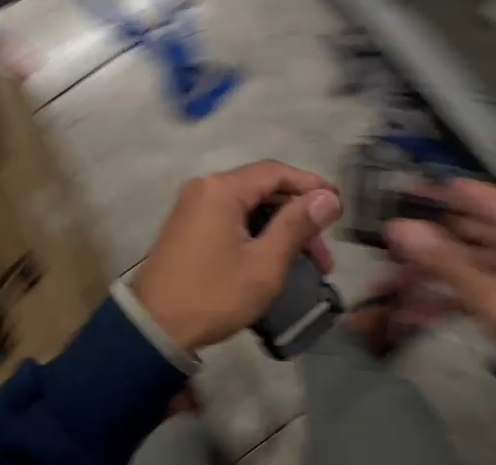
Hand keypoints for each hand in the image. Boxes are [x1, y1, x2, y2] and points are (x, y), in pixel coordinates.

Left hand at [131, 160, 342, 352]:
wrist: (156, 324)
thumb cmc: (213, 293)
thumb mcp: (263, 264)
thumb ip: (296, 226)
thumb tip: (327, 197)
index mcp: (221, 188)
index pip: (275, 171)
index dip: (310, 184)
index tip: (339, 206)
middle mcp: (206, 186)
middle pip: (262, 187)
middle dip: (298, 215)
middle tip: (324, 253)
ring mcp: (194, 204)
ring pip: (249, 205)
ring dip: (280, 227)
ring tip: (309, 263)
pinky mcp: (190, 223)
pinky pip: (232, 216)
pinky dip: (258, 231)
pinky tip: (277, 257)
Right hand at [385, 181, 495, 439]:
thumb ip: (445, 263)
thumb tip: (397, 227)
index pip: (476, 195)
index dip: (434, 194)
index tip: (392, 200)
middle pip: (468, 229)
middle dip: (426, 242)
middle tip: (384, 249)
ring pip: (468, 261)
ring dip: (432, 273)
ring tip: (390, 284)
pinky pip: (479, 287)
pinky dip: (451, 296)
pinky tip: (414, 312)